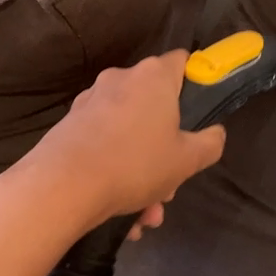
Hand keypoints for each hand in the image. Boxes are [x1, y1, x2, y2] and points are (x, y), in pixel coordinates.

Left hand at [17, 50, 226, 237]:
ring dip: (141, 171)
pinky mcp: (70, 124)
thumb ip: (210, 143)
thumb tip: (214, 134)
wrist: (61, 186)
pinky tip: (119, 212)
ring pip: (129, 133)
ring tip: (144, 213)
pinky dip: (114, 172)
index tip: (199, 114)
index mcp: (153, 77)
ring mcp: (91, 100)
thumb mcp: (187, 161)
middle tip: (170, 184)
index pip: (183, 61)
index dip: (196, 83)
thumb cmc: (134, 163)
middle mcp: (121, 79)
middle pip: (155, 106)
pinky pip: (104, 145)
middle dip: (166, 148)